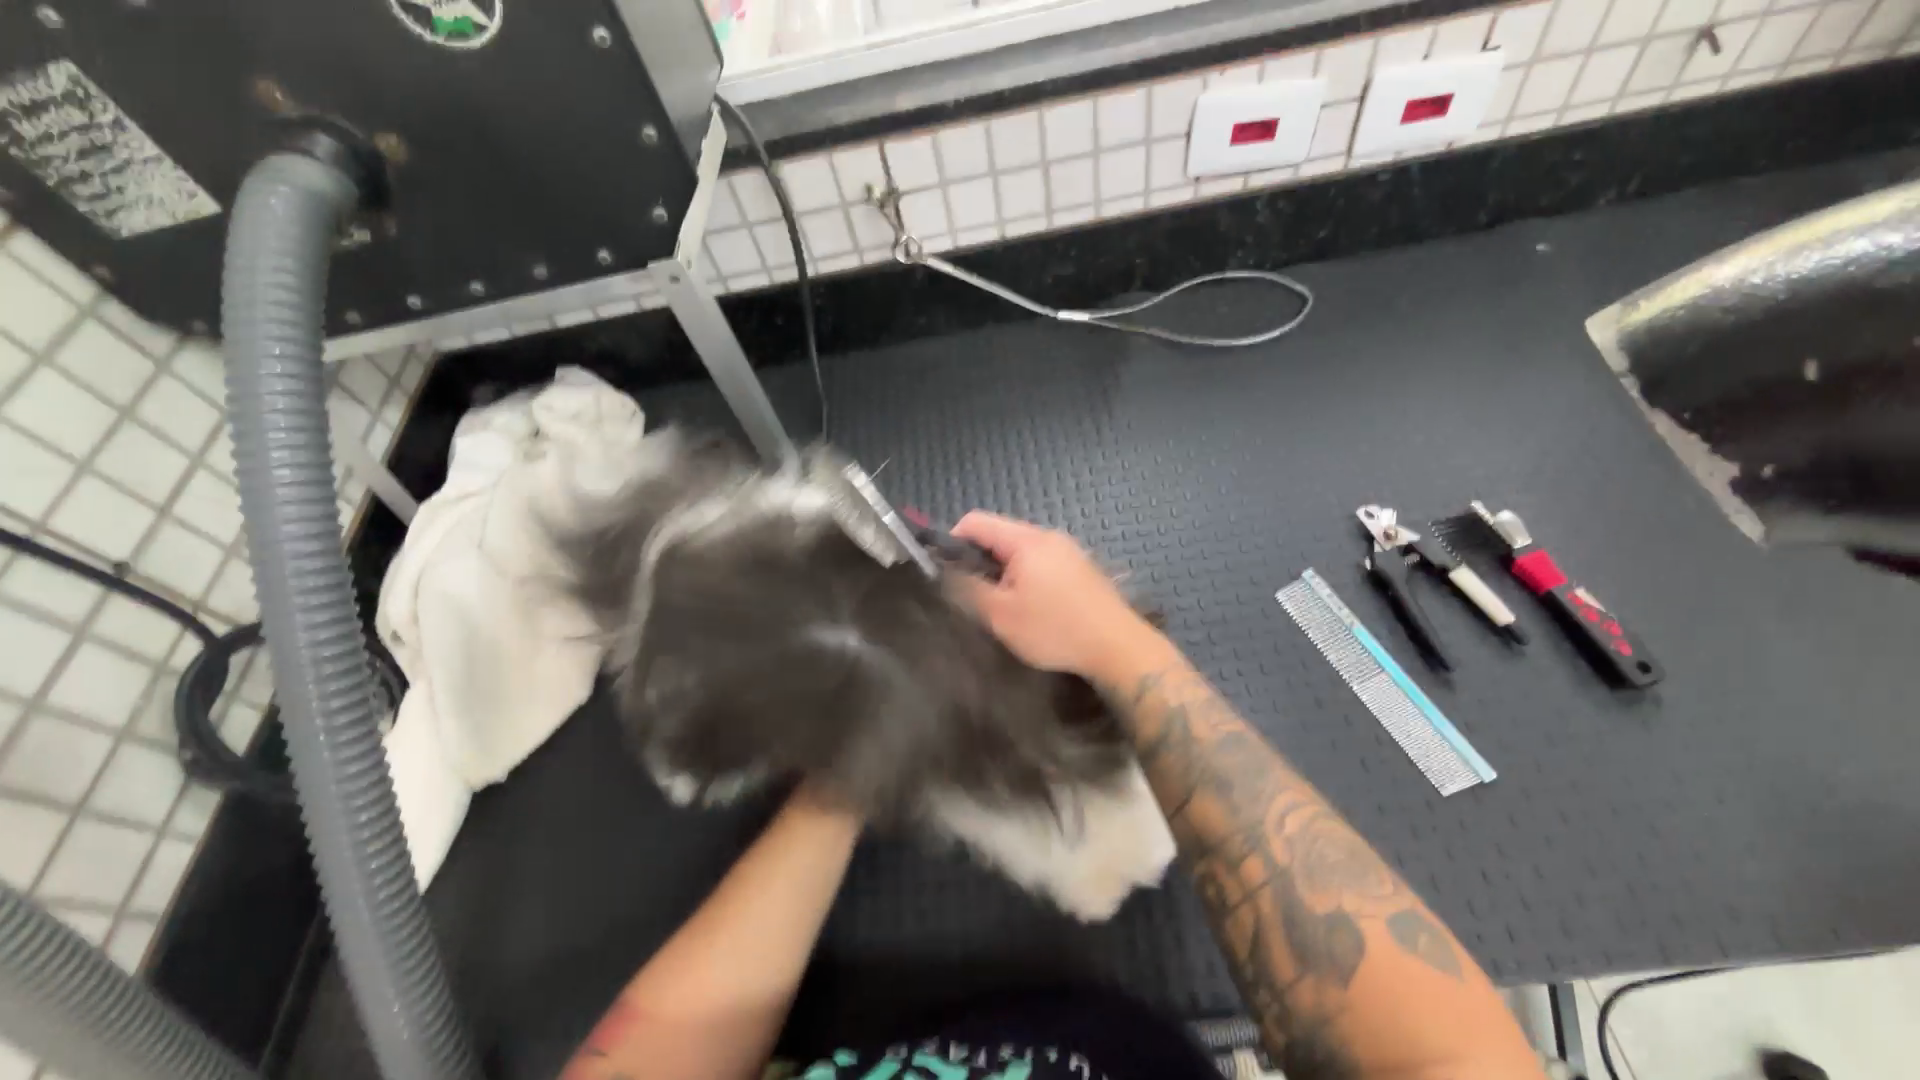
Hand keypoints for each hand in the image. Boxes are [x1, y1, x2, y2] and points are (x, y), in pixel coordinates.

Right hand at [949, 511, 1166, 679]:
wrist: (1118, 647)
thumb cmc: (1055, 630)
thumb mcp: (1000, 614)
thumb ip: (968, 588)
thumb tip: (945, 570)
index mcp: (1025, 540)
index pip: (975, 521)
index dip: (952, 542)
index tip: (946, 573)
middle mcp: (1048, 536)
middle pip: (999, 535)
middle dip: (980, 561)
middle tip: (974, 596)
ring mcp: (1069, 551)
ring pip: (1021, 551)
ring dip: (1004, 572)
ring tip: (1002, 606)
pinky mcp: (1082, 568)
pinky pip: (1042, 563)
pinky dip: (1027, 578)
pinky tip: (1032, 609)